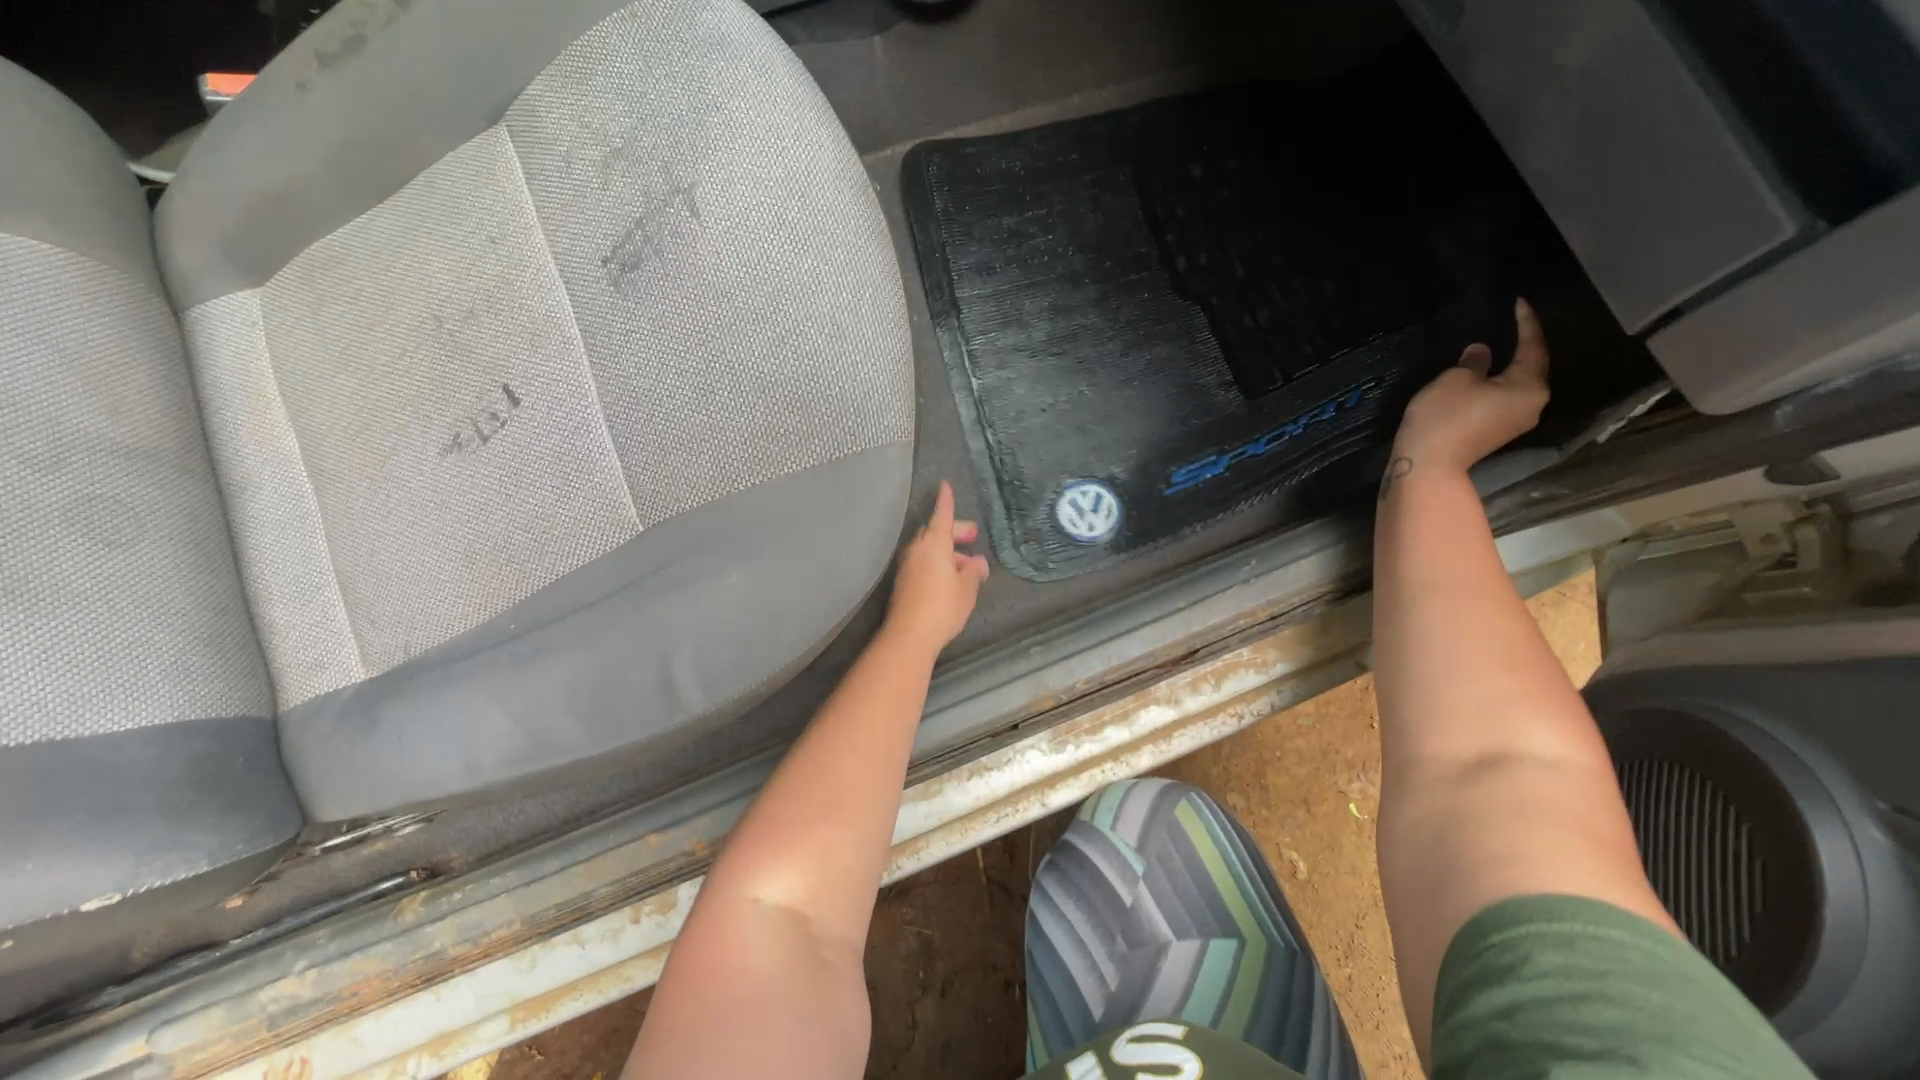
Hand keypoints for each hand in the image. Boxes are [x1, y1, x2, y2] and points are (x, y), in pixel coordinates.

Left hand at [886, 480, 989, 653]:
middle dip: (955, 532)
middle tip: (972, 537)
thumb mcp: (967, 588)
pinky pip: (923, 563)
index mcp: (934, 544)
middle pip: (935, 532)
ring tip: (967, 567)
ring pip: (929, 549)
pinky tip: (951, 579)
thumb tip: (977, 562)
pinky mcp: (904, 582)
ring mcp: (907, 566)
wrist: (909, 635)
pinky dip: (937, 563)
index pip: (942, 515)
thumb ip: (974, 571)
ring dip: (947, 551)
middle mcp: (917, 550)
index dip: (946, 501)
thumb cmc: (943, 607)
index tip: (945, 485)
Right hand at [1392, 297, 1550, 474]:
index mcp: (1530, 386)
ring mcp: (1517, 421)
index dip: (1526, 322)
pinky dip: (1499, 383)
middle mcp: (1533, 404)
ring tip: (1500, 347)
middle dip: (1523, 345)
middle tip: (1511, 323)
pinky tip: (1488, 374)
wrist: (1430, 464)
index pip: (1533, 346)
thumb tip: (1482, 352)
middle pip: (1532, 367)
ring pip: (1518, 384)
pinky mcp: (1499, 432)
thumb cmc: (1446, 416)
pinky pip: (1505, 399)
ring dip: (1511, 366)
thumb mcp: (1456, 378)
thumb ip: (1475, 360)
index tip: (1519, 302)